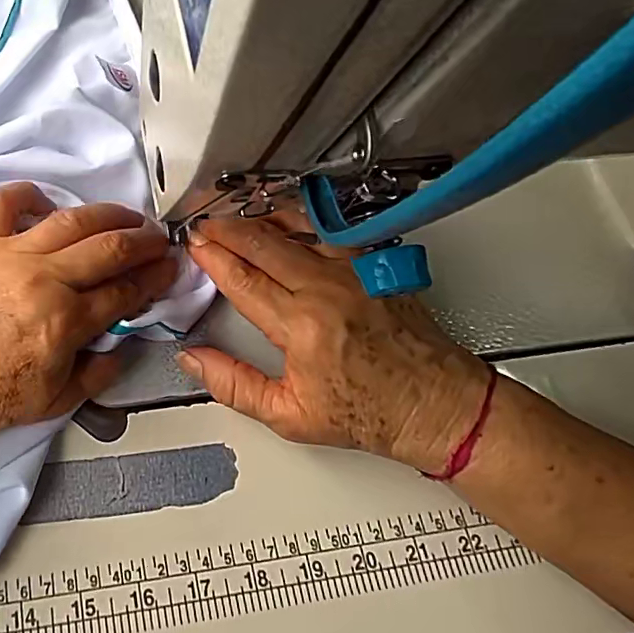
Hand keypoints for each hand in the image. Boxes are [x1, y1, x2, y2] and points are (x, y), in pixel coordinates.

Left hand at [0, 183, 179, 469]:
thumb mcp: (54, 402)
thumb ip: (96, 372)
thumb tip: (117, 345)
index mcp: (65, 322)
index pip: (125, 290)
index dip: (154, 279)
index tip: (168, 271)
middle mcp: (43, 280)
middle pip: (109, 247)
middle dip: (143, 242)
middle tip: (156, 242)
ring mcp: (9, 256)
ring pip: (70, 220)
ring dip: (106, 214)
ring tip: (125, 216)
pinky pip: (3, 204)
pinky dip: (26, 194)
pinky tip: (44, 201)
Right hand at [176, 209, 488, 473]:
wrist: (440, 406)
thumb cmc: (373, 412)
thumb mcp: (288, 414)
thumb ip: (232, 384)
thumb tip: (194, 360)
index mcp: (303, 326)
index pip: (243, 279)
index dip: (212, 258)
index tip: (193, 247)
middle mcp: (329, 290)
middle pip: (264, 244)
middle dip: (225, 230)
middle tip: (203, 228)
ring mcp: (355, 273)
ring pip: (297, 228)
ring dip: (260, 218)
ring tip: (235, 217)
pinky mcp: (375, 268)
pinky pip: (328, 232)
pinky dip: (299, 220)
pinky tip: (285, 220)